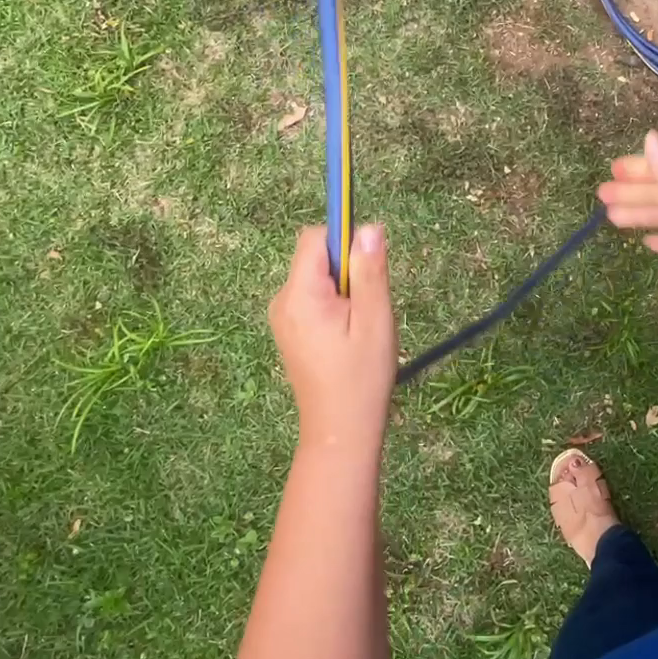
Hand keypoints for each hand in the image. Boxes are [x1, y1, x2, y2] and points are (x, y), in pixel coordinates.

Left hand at [269, 224, 396, 448]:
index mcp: (299, 296)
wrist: (340, 431)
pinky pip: (313, 295)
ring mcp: (282, 316)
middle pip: (315, 255)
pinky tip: (349, 334)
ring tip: (360, 325)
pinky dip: (334, 303)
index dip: (345, 240)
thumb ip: (370, 271)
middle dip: (347, 268)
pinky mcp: (290, 329)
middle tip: (368, 306)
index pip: (315, 238)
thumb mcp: (375, 319)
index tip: (368, 267)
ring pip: (317, 276)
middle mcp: (282, 301)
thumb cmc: (362, 377)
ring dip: (343, 287)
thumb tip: (369, 227)